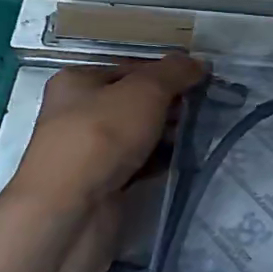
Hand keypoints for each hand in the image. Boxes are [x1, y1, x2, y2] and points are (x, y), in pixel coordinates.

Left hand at [12, 53, 207, 201]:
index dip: (165, 72)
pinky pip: (138, 162)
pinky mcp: (102, 181)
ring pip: (138, 133)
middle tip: (201, 108)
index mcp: (78, 81)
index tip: (198, 81)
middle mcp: (78, 112)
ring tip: (198, 133)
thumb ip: (174, 72)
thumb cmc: (102, 136)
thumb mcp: (145, 91)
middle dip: (169, 104)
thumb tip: (198, 63)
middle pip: (135, 101)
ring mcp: (89, 150)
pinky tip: (182, 160)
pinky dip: (158, 160)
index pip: (130, 67)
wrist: (71, 209)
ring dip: (167, 134)